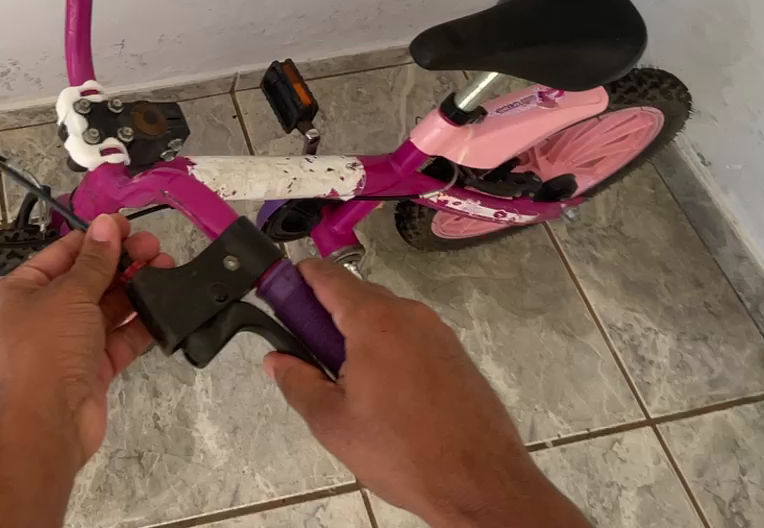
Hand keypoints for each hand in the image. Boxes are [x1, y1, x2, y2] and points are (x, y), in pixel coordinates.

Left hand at [0, 214, 172, 466]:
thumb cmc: (44, 350)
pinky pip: (117, 339)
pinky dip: (139, 324)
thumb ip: (94, 261)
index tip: (127, 225)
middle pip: (87, 279)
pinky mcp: (90, 370)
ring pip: (105, 308)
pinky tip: (164, 305)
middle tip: (155, 247)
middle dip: (120, 261)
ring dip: (135, 288)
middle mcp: (41, 314)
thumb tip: (106, 223)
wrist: (43, 430)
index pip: (62, 253)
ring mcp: (67, 344)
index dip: (95, 237)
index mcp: (21, 291)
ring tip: (167, 267)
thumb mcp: (69, 295)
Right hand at [264, 258, 588, 527]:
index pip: (324, 274)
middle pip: (353, 294)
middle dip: (325, 316)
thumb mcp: (334, 424)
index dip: (296, 280)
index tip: (281, 304)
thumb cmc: (403, 452)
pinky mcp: (456, 354)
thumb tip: (276, 360)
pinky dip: (389, 349)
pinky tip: (390, 395)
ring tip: (352, 385)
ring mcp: (437, 331)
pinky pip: (409, 335)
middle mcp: (406, 312)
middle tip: (312, 357)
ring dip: (358, 334)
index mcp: (373, 319)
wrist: (487, 489)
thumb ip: (297, 383)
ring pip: (382, 316)